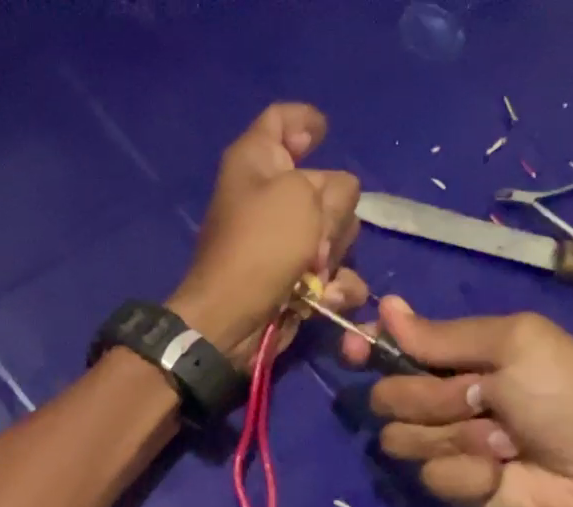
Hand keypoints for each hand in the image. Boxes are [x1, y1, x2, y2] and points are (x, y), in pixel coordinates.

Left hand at [167, 103, 368, 370]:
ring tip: (316, 271)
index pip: (280, 120)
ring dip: (335, 254)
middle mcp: (269, 197)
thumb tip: (337, 205)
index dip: (305, 120)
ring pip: (337, 232)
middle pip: (326, 184)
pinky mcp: (297, 279)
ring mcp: (284, 241)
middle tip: (318, 230)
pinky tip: (326, 297)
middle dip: (334, 209)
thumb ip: (336, 185)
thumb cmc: (261, 246)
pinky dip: (336, 288)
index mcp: (257, 161)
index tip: (327, 132)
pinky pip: (336, 275)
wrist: (235, 319)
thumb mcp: (304, 195)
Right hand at [341, 297, 572, 506]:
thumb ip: (444, 334)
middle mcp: (442, 399)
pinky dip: (469, 473)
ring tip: (503, 442)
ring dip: (455, 438)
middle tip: (480, 400)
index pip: (392, 348)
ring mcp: (444, 446)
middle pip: (387, 396)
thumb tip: (386, 305)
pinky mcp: (451, 488)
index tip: (355, 350)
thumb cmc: (567, 395)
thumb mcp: (515, 344)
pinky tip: (502, 472)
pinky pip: (430, 477)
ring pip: (401, 440)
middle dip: (432, 398)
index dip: (369, 347)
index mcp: (457, 357)